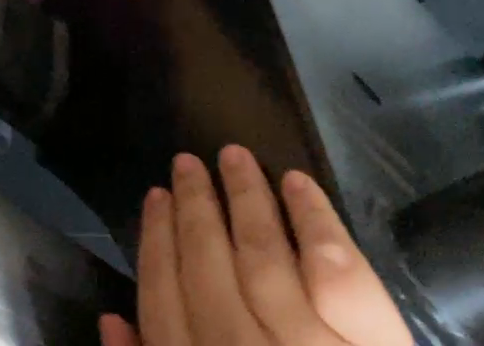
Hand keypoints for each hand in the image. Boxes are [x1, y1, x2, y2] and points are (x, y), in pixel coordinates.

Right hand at [101, 148, 410, 345]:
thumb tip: (112, 318)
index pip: (163, 300)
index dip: (156, 241)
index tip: (155, 196)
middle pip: (209, 268)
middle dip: (194, 207)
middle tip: (186, 162)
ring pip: (263, 255)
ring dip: (244, 196)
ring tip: (234, 156)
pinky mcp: (371, 345)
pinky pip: (335, 269)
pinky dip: (313, 217)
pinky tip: (296, 181)